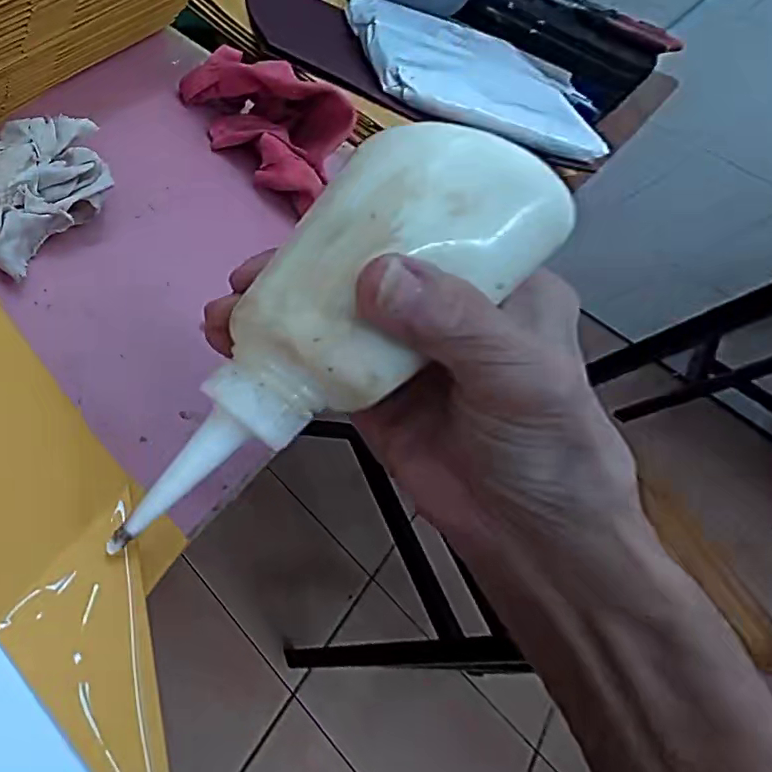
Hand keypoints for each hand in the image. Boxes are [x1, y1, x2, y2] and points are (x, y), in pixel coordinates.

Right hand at [204, 252, 643, 553]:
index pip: (418, 235)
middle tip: (242, 281)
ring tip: (221, 319)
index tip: (298, 237)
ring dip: (265, 310)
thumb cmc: (551, 453)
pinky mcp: (359, 387)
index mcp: (490, 286)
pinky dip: (266, 351)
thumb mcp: (522, 380)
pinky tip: (232, 349)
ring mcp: (390, 349)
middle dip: (287, 273)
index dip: (354, 228)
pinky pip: (306, 360)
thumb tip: (372, 272)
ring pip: (318, 314)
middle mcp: (434, 309)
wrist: (530, 543)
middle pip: (349, 273)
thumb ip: (456, 323)